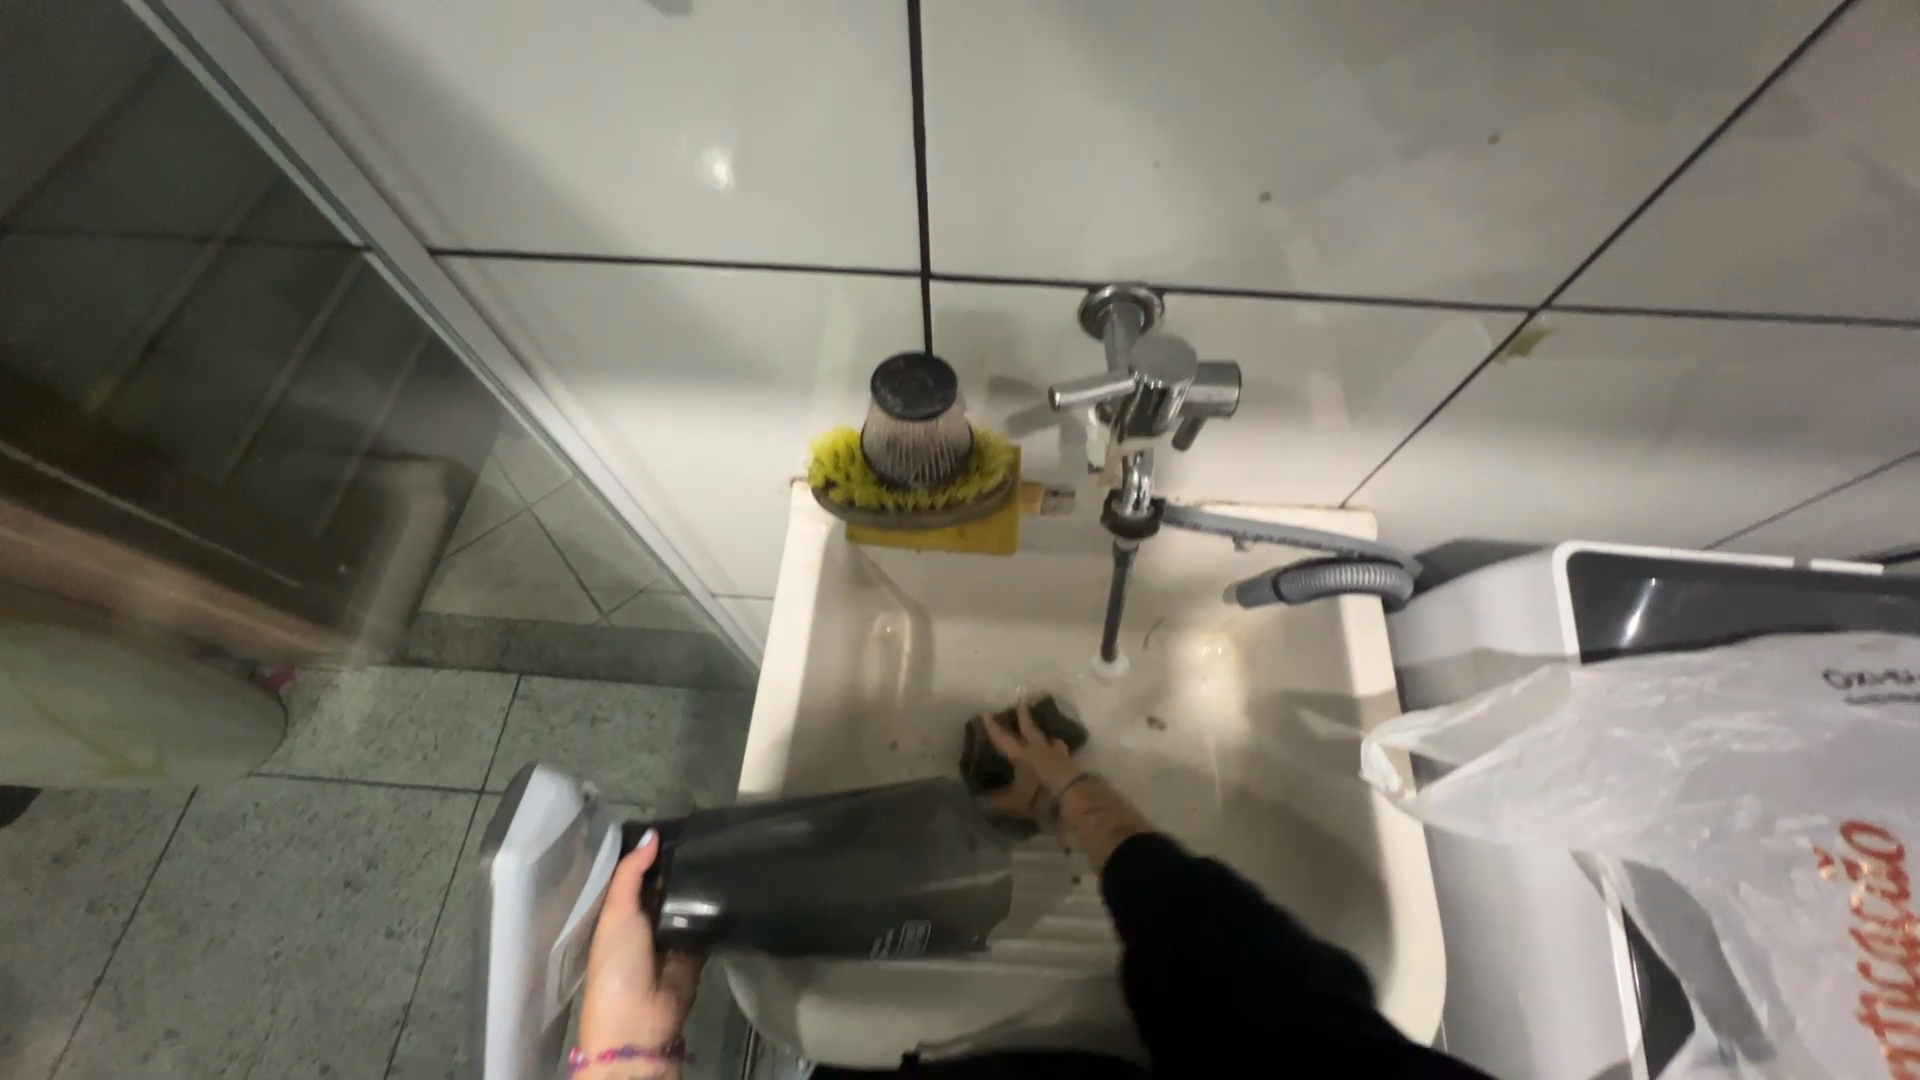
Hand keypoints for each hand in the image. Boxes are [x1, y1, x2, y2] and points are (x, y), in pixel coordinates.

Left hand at [577, 831, 703, 1069]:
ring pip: (690, 899)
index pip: (640, 874)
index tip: (679, 821)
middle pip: (668, 884)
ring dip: (703, 882)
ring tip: (726, 846)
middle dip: (683, 863)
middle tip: (710, 829)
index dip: (654, 851)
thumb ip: (631, 873)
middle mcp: (648, 921)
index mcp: (621, 913)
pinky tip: (734, 879)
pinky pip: (709, 920)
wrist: (640, 1020)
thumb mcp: (616, 914)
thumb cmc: (617, 964)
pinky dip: (718, 906)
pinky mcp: (698, 947)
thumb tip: (654, 833)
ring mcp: (674, 934)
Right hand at [980, 701, 1083, 819]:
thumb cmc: (1041, 796)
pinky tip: (1059, 758)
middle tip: (1022, 703)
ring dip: (1047, 737)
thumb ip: (998, 803)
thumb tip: (979, 803)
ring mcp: (1058, 755)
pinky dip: (1058, 754)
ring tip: (1046, 737)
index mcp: (1022, 755)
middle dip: (1024, 717)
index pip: (1003, 738)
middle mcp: (1039, 750)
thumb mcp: (1016, 803)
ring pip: (1051, 740)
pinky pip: (1063, 754)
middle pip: (1030, 729)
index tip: (986, 713)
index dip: (993, 727)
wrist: (1076, 796)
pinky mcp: (1072, 764)